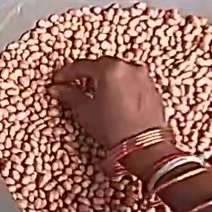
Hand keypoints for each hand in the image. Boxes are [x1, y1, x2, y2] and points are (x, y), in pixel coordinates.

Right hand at [49, 57, 173, 153]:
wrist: (144, 145)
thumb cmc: (114, 128)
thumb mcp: (85, 111)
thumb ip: (70, 96)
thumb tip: (58, 89)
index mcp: (110, 70)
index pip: (83, 66)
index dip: (67, 73)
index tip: (58, 80)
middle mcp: (130, 68)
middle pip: (103, 65)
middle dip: (88, 74)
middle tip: (75, 84)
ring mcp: (144, 78)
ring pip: (119, 73)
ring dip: (106, 80)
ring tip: (95, 93)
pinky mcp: (152, 89)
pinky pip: (132, 82)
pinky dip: (120, 87)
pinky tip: (114, 100)